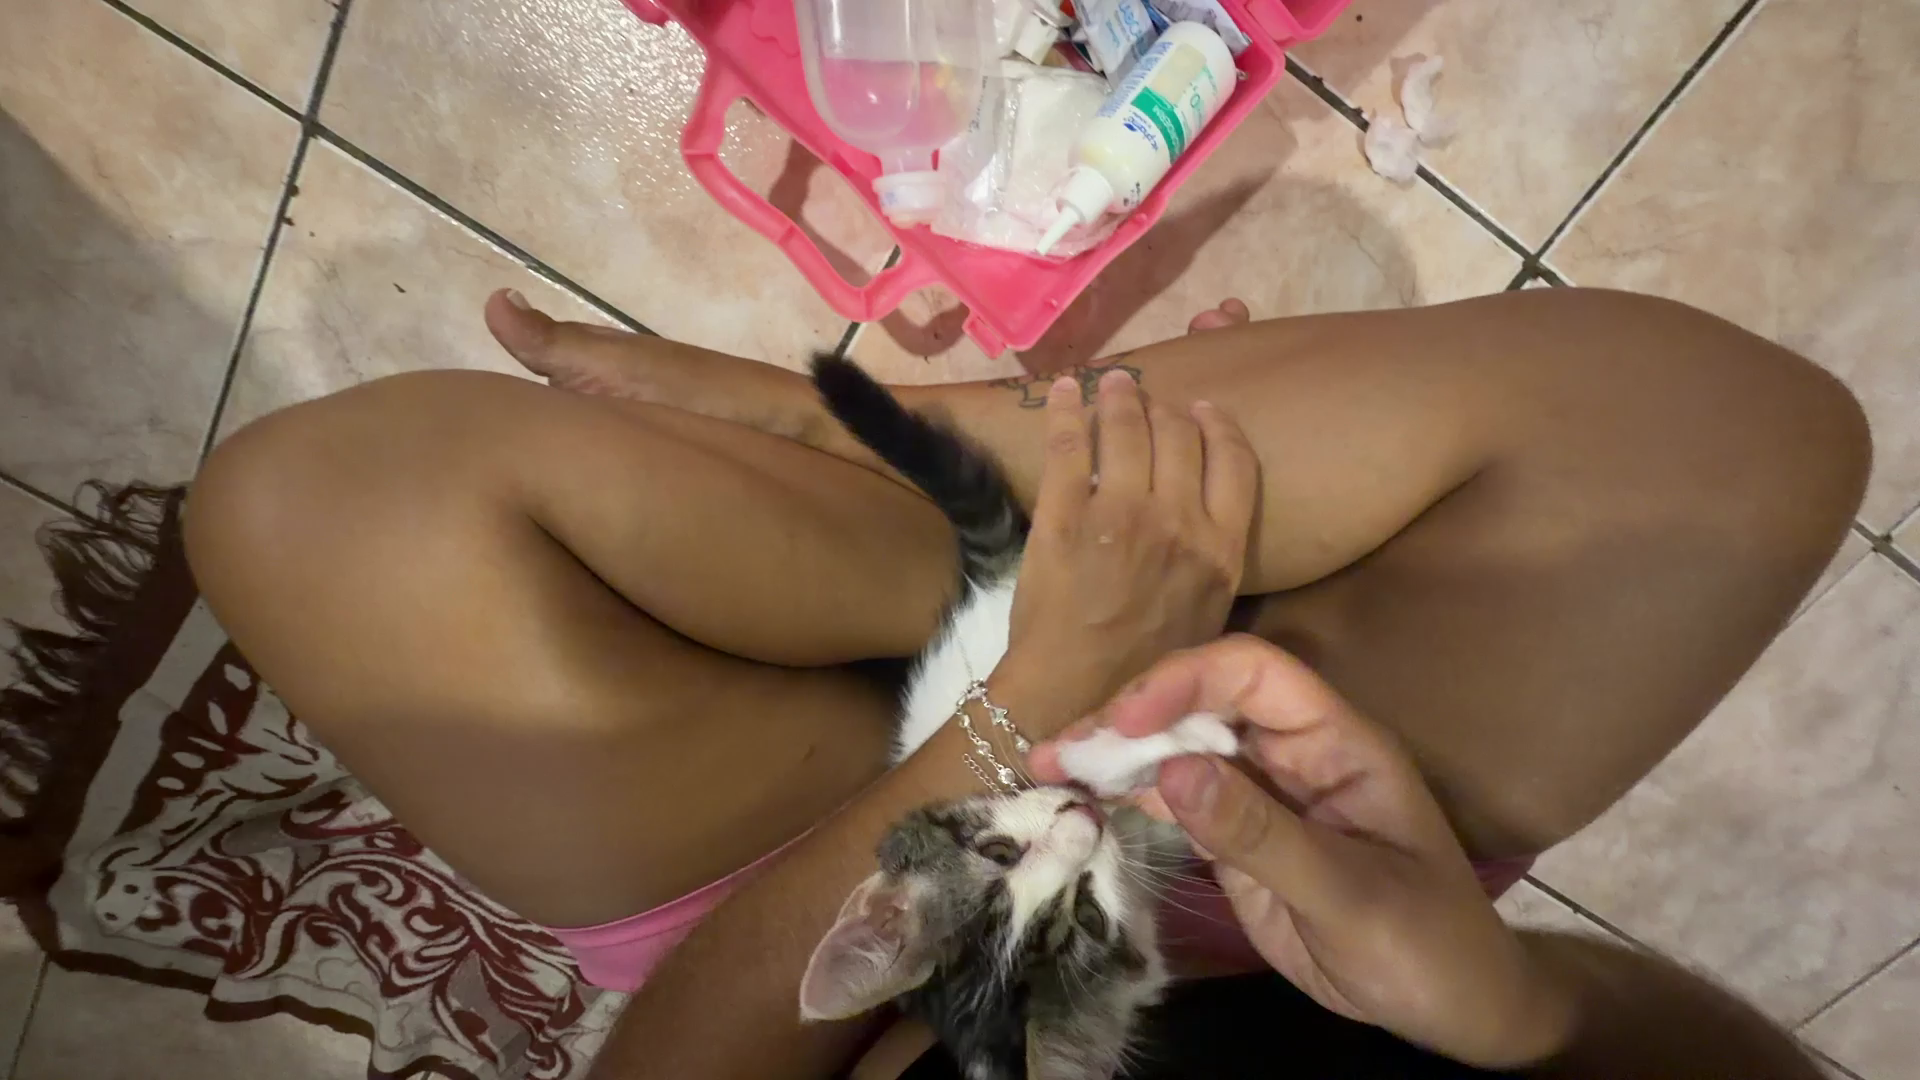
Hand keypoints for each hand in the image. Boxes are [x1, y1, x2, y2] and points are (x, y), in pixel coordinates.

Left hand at [991, 371, 1257, 737]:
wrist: (1072, 694)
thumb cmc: (1141, 668)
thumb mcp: (1203, 617)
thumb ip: (1209, 561)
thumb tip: (1199, 517)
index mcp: (1221, 551)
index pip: (1235, 463)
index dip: (1219, 426)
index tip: (1205, 408)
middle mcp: (1179, 523)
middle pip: (1181, 436)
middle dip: (1165, 406)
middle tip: (1145, 395)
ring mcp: (1120, 515)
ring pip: (1129, 430)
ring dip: (1121, 397)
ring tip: (1112, 382)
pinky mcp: (1065, 516)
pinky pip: (1070, 448)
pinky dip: (1068, 411)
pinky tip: (1066, 389)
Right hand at [1034, 636, 1576, 1068]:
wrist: (1449, 1007)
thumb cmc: (1426, 943)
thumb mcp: (1349, 894)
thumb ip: (1259, 832)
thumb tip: (1170, 773)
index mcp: (1331, 738)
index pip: (1250, 672)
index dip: (1184, 680)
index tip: (1127, 720)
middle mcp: (1283, 747)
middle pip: (1195, 702)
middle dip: (1127, 717)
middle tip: (1064, 749)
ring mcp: (1252, 785)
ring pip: (1172, 746)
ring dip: (1112, 752)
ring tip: (1050, 765)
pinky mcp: (1229, 826)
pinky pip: (1169, 795)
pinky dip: (1124, 793)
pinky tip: (1080, 794)